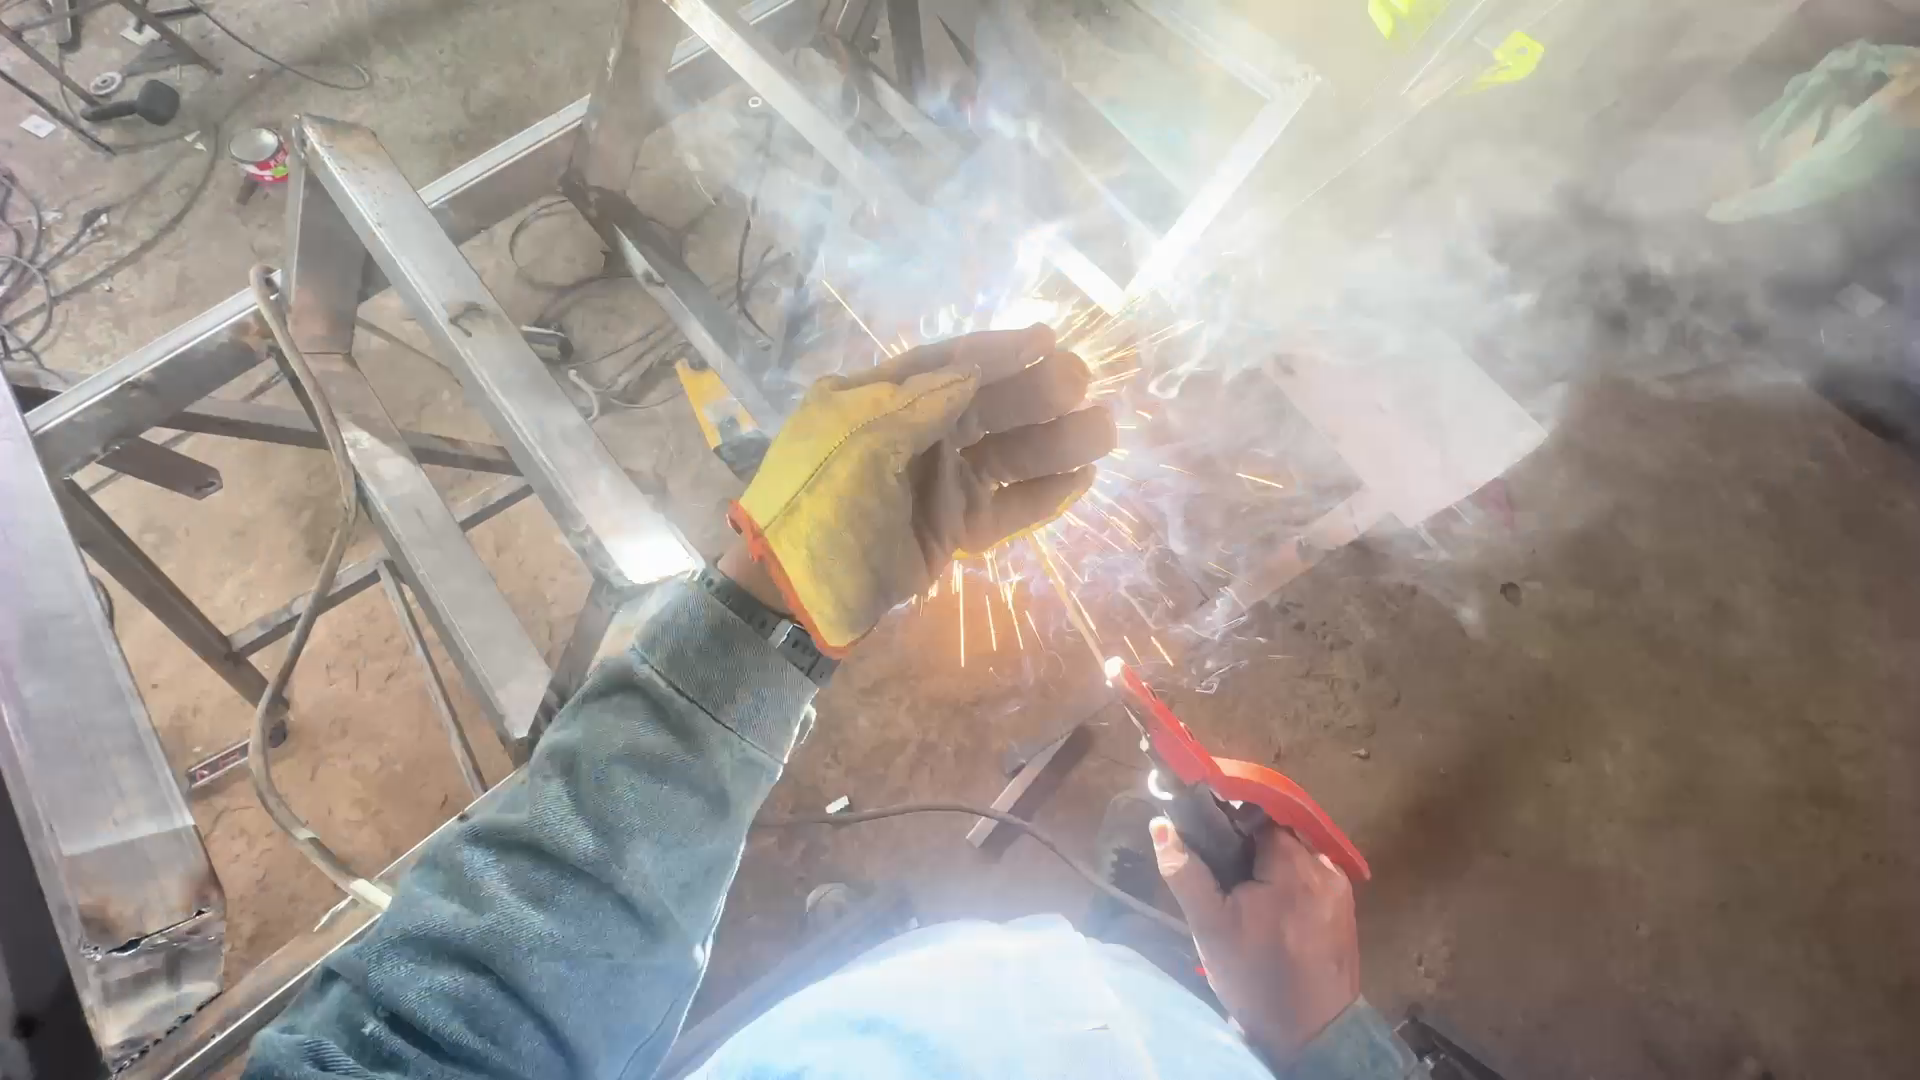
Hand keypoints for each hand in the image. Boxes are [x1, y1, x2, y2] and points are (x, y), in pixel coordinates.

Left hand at [724, 325, 1113, 650]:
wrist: (796, 596)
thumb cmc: (819, 505)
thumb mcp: (858, 440)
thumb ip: (919, 403)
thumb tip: (974, 371)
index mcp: (878, 402)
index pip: (944, 365)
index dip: (995, 351)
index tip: (1046, 339)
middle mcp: (912, 436)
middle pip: (984, 407)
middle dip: (1034, 393)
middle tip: (1081, 383)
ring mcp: (935, 485)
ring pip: (1004, 458)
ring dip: (1052, 443)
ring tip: (1103, 431)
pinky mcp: (952, 529)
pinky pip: (1005, 509)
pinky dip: (1041, 497)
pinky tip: (1081, 480)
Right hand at [1152, 818, 1360, 1063]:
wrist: (1313, 1039)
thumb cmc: (1256, 979)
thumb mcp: (1209, 927)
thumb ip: (1185, 872)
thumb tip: (1160, 825)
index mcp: (1294, 866)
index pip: (1256, 817)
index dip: (1228, 823)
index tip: (1206, 840)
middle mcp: (1324, 868)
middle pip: (1278, 834)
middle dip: (1248, 844)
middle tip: (1221, 872)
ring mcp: (1340, 890)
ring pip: (1295, 854)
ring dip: (1269, 862)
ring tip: (1243, 890)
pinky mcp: (1345, 910)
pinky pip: (1310, 876)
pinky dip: (1288, 880)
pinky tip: (1270, 906)